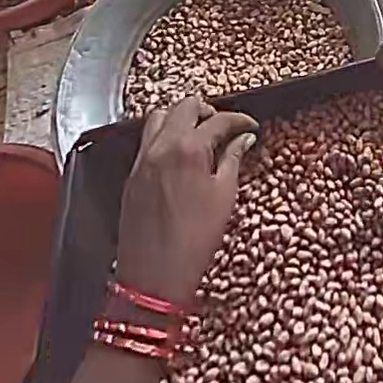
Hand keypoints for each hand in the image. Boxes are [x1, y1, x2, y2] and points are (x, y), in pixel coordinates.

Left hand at [115, 97, 259, 306]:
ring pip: (160, 116)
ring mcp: (143, 159)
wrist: (153, 276)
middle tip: (226, 126)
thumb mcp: (224, 195)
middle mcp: (162, 146)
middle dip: (209, 110)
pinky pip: (147, 138)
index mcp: (188, 149)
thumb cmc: (195, 238)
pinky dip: (165, 133)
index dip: (239, 120)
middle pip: (185, 107)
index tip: (250, 126)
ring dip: (182, 117)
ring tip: (200, 133)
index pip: (219, 119)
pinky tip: (180, 152)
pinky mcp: (132, 174)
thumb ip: (233, 159)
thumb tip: (244, 139)